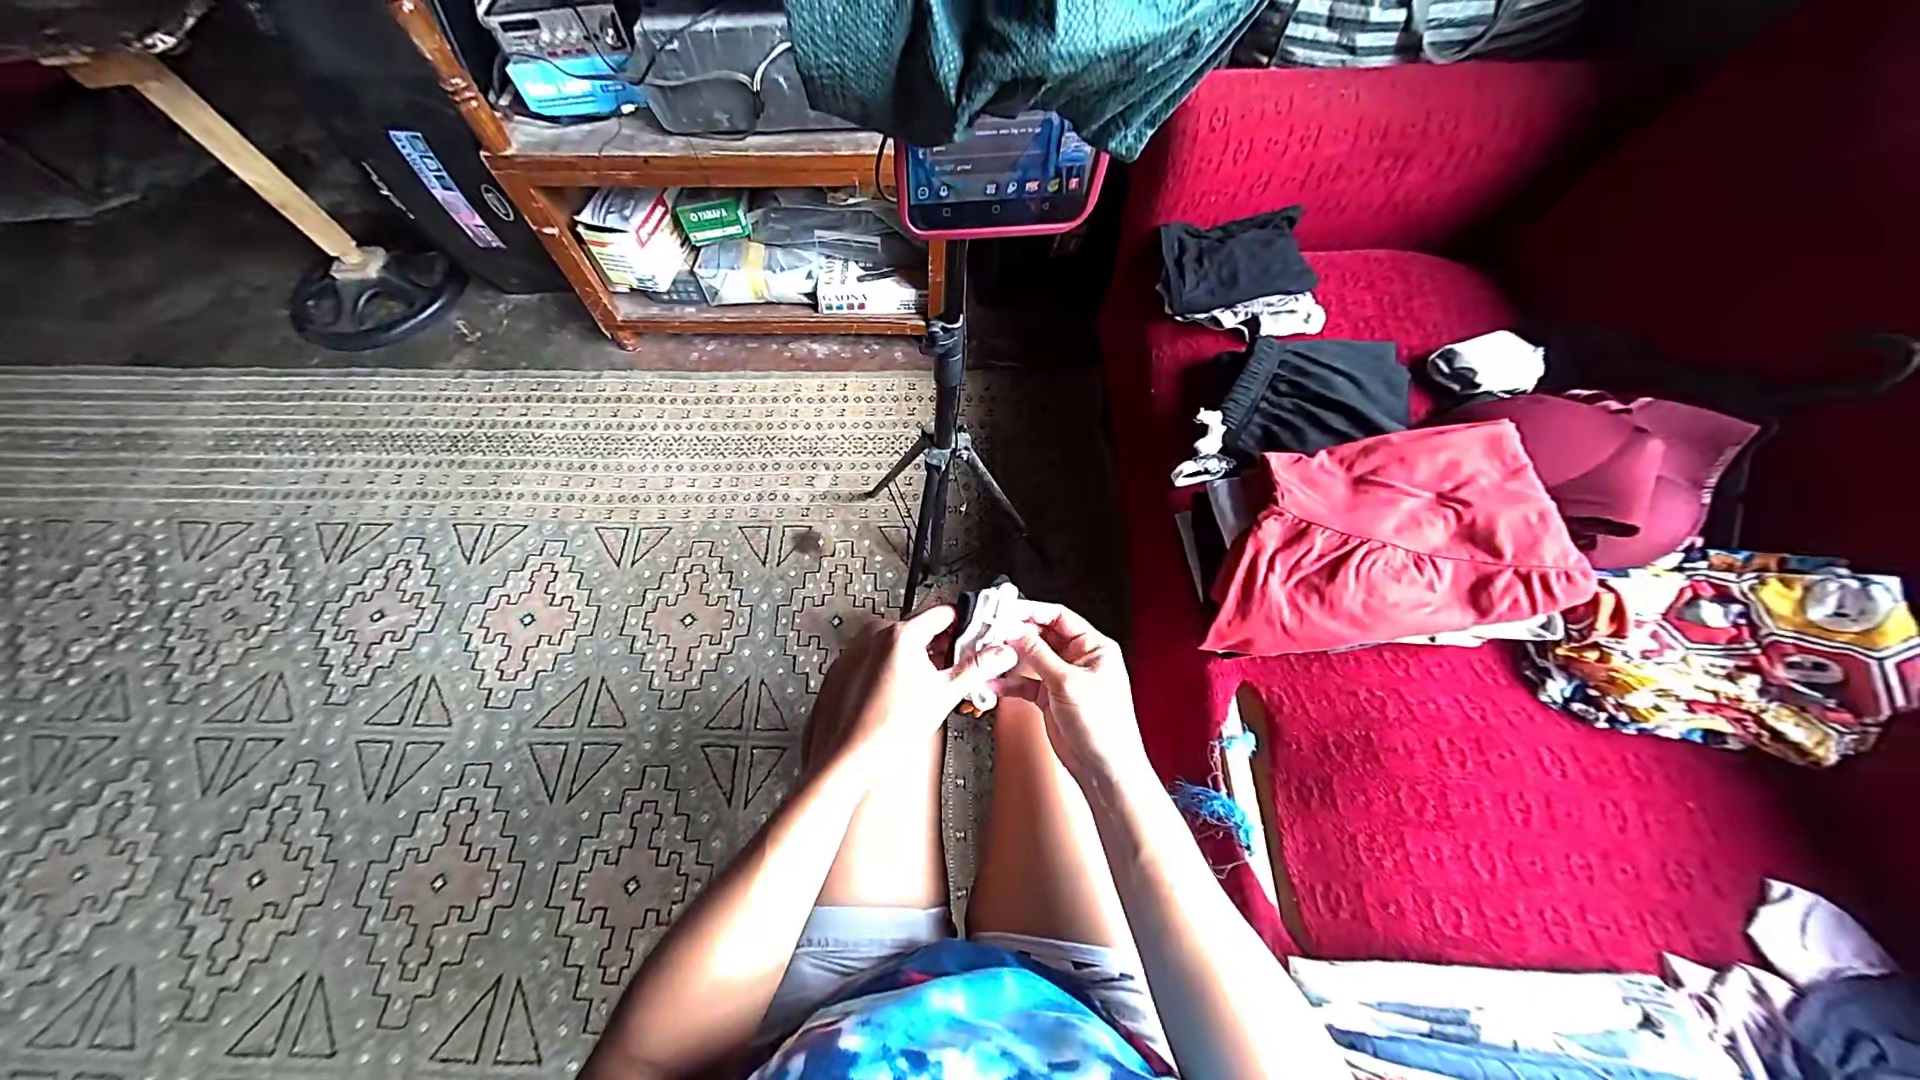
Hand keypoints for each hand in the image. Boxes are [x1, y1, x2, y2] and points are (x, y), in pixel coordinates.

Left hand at [803, 605, 1016, 771]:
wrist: (851, 755)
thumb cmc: (888, 729)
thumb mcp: (944, 694)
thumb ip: (976, 668)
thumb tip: (998, 655)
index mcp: (901, 634)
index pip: (944, 613)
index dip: (965, 626)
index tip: (973, 638)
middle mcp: (875, 633)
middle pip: (922, 627)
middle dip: (942, 645)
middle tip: (954, 668)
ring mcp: (858, 647)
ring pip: (901, 641)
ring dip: (918, 655)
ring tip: (927, 684)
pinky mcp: (847, 662)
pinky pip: (879, 652)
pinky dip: (894, 664)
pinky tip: (903, 690)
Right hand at [995, 604, 1152, 788]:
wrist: (1104, 769)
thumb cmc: (1105, 728)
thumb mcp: (1068, 683)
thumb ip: (1039, 655)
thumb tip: (1018, 632)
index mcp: (1094, 648)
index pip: (1059, 617)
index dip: (1032, 611)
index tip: (1009, 610)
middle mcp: (1079, 660)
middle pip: (1041, 636)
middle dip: (1017, 634)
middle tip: (994, 631)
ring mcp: (1063, 679)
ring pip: (1030, 659)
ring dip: (1010, 658)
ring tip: (991, 655)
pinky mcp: (1050, 698)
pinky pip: (1024, 683)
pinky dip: (1009, 683)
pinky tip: (994, 683)